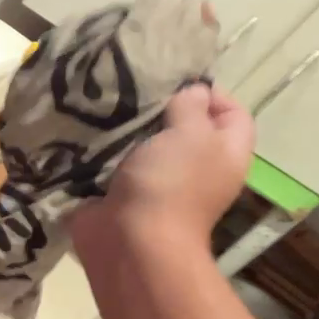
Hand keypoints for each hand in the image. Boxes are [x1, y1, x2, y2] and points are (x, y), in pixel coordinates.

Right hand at [73, 83, 254, 250]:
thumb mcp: (190, 134)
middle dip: (162, 108)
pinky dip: (102, 148)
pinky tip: (85, 133)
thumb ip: (191, 107)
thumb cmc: (170, 183)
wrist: (131, 238)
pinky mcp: (121, 190)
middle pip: (186, 127)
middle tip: (132, 90)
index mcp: (226, 153)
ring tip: (104, 106)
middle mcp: (196, 166)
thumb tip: (190, 92)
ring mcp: (157, 180)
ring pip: (145, 144)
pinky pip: (113, 161)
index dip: (212, 93)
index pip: (233, 114)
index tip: (175, 80)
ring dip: (126, 127)